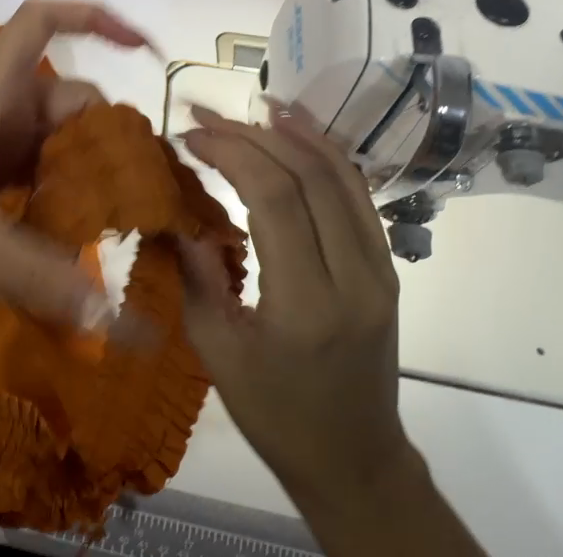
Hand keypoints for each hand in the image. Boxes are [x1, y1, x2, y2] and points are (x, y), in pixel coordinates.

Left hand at [0, 0, 152, 331]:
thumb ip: (44, 282)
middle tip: (139, 189)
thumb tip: (120, 322)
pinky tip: (60, 231)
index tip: (142, 47)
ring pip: (39, 138)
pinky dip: (42, 189)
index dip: (95, 18)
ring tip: (112, 217)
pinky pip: (14, 167)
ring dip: (74, 168)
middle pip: (59, 99)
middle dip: (101, 136)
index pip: (42, 23)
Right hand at [176, 99, 413, 501]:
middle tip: (206, 116)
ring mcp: (381, 269)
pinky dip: (328, 157)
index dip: (232, 152)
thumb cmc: (274, 413)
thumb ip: (196, 273)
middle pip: (310, 177)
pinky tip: (298, 136)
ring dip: (297, 134)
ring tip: (254, 106)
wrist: (354, 457)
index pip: (276, 199)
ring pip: (343, 177)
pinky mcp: (387, 267)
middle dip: (253, 135)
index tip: (190, 135)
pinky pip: (359, 196)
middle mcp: (355, 277)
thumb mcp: (216, 350)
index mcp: (307, 304)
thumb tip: (174, 210)